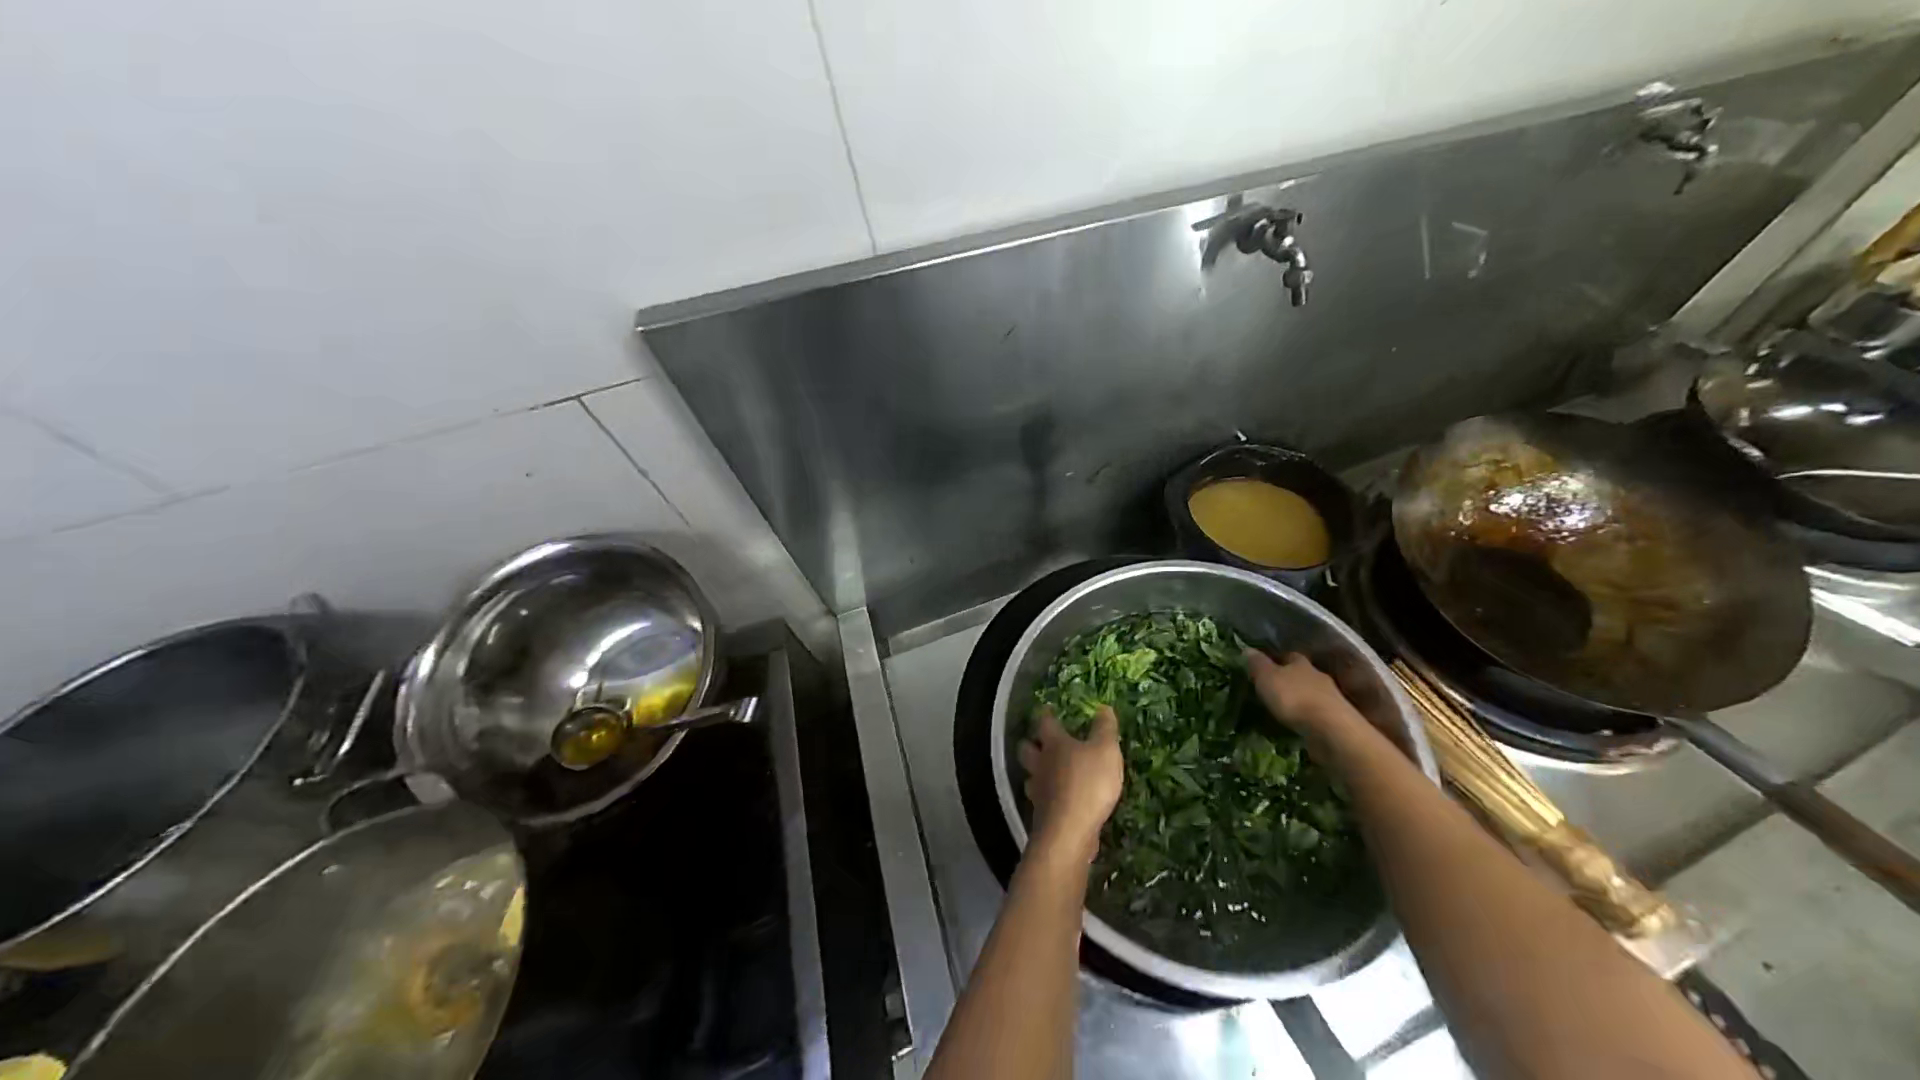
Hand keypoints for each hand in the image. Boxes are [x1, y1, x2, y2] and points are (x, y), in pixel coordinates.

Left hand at [1018, 707, 1122, 861]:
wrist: (1070, 831)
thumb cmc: (1089, 783)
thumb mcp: (1106, 751)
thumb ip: (1105, 729)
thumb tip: (1103, 707)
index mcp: (1054, 744)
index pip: (1044, 723)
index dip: (1045, 715)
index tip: (1046, 709)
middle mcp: (1040, 764)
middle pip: (1026, 749)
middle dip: (1031, 743)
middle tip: (1041, 741)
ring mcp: (1038, 791)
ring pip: (1030, 775)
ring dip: (1036, 771)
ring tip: (1046, 771)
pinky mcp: (1042, 814)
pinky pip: (1041, 799)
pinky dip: (1046, 796)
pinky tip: (1056, 798)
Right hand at [1244, 650, 1367, 746]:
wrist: (1329, 728)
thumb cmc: (1293, 697)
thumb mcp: (1267, 678)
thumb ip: (1258, 664)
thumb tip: (1248, 649)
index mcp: (1301, 664)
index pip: (1290, 656)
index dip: (1279, 660)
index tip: (1268, 666)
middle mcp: (1318, 676)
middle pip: (1303, 674)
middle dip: (1291, 680)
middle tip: (1275, 688)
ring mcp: (1330, 698)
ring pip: (1312, 693)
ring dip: (1302, 699)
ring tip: (1286, 709)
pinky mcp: (1336, 718)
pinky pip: (1318, 712)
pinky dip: (1309, 715)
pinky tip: (1300, 723)